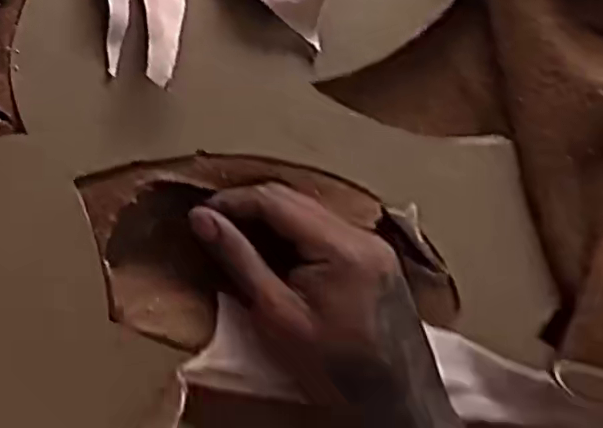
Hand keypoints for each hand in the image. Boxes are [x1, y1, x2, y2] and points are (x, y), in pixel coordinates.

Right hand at [190, 184, 459, 427]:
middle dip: (245, 204)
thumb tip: (200, 216)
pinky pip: (319, 224)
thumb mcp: (277, 315)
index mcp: (343, 250)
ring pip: (302, 206)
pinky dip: (287, 227)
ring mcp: (374, 248)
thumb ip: (237, 258)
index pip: (272, 199)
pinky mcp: (374, 259)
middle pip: (288, 196)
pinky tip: (270, 248)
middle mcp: (363, 239)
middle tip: (213, 222)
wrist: (403, 415)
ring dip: (265, 214)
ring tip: (235, 234)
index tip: (200, 214)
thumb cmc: (338, 373)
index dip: (229, 200)